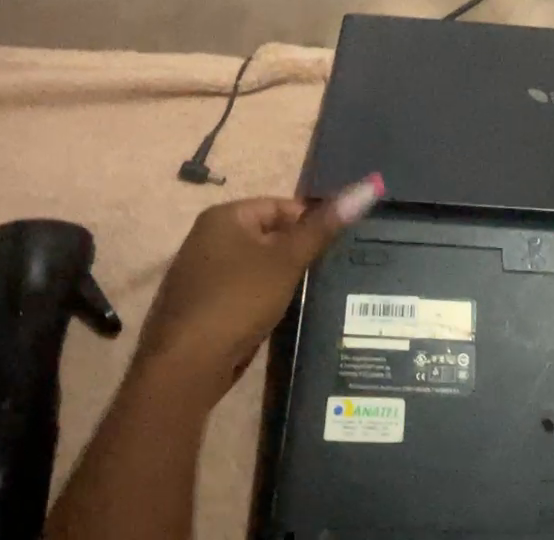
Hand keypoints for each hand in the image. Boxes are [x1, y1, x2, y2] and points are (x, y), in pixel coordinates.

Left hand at [136, 175, 382, 397]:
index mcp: (223, 216)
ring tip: (299, 298)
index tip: (331, 250)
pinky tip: (268, 318)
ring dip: (274, 278)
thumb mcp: (288, 261)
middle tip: (319, 275)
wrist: (185, 367)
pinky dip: (254, 299)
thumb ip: (324, 227)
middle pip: (264, 235)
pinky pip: (235, 291)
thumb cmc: (238, 301)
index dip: (309, 224)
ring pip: (251, 265)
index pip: (279, 206)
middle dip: (292, 253)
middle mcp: (204, 237)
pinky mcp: (194, 306)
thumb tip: (369, 186)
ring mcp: (195, 273)